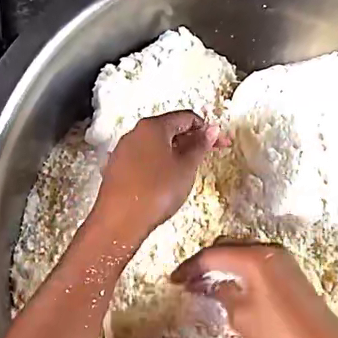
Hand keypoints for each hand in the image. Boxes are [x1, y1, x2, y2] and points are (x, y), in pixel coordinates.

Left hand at [91, 111, 225, 238]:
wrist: (120, 220)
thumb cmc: (157, 190)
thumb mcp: (186, 167)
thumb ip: (200, 145)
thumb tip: (211, 130)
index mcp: (153, 126)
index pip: (186, 117)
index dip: (206, 128)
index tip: (221, 142)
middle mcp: (135, 133)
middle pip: (169, 128)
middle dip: (192, 139)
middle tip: (210, 154)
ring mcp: (123, 150)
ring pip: (155, 144)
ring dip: (175, 151)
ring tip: (189, 168)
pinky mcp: (117, 168)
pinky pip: (144, 157)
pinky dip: (159, 162)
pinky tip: (166, 178)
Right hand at [171, 243, 337, 337]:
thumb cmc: (279, 334)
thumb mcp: (241, 316)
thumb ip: (222, 294)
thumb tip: (212, 285)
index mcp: (253, 257)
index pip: (212, 255)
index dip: (189, 267)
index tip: (173, 281)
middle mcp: (267, 249)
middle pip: (227, 246)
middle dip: (205, 261)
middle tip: (187, 280)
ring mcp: (281, 257)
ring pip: (242, 251)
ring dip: (222, 263)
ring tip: (204, 283)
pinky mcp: (289, 269)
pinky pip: (255, 260)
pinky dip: (238, 268)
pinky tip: (229, 285)